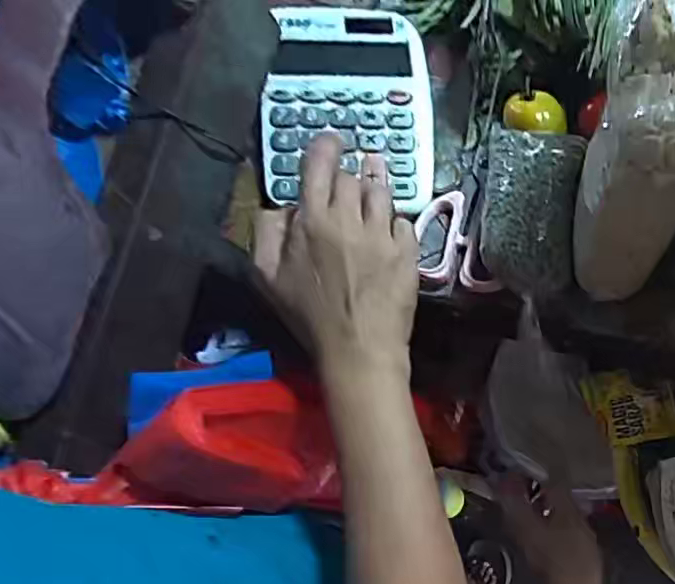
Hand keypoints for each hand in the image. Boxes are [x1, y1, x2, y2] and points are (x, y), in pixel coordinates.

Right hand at [255, 136, 417, 381]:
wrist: (360, 350)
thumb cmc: (311, 319)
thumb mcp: (268, 277)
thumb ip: (267, 232)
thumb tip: (281, 207)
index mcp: (311, 219)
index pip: (319, 164)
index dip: (326, 147)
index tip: (333, 142)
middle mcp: (349, 220)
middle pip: (352, 177)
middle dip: (352, 171)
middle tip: (355, 171)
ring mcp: (382, 237)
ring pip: (382, 194)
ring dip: (378, 185)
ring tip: (377, 183)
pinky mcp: (407, 256)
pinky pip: (406, 223)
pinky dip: (398, 221)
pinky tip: (393, 228)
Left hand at [498, 476, 602, 583]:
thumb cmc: (573, 555)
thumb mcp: (570, 517)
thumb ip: (558, 492)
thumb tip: (551, 472)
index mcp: (518, 516)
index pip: (507, 485)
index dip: (518, 471)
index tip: (533, 462)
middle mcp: (513, 526)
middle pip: (513, 498)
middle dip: (527, 484)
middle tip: (546, 473)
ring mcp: (522, 539)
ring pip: (523, 511)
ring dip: (536, 498)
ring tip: (556, 489)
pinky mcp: (534, 549)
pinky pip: (533, 522)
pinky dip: (542, 512)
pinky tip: (559, 511)